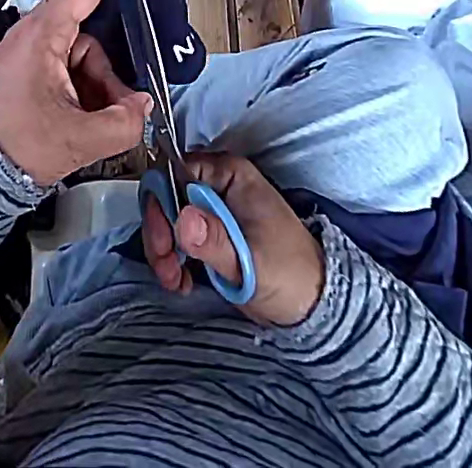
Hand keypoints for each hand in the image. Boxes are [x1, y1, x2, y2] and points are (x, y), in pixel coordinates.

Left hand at [0, 0, 153, 186]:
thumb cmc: (14, 146)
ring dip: (104, 78)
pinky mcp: (33, 69)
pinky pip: (74, 64)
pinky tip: (92, 114)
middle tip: (140, 54)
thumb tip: (142, 108)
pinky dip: (90, 85)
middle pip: (91, 21)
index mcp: (42, 36)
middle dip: (117, 41)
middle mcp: (35, 34)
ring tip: (106, 114)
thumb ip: (124, 123)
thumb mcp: (79, 139)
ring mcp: (33, 50)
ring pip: (87, 48)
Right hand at [142, 152, 325, 326]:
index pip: (177, 170)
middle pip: (168, 193)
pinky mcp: (212, 230)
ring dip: (164, 249)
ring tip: (175, 280)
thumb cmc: (288, 275)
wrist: (310, 302)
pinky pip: (179, 234)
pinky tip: (182, 282)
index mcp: (232, 175)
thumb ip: (214, 240)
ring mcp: (215, 207)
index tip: (163, 240)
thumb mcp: (248, 261)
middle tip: (166, 265)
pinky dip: (173, 258)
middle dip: (160, 231)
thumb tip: (182, 217)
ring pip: (169, 215)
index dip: (162, 201)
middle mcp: (220, 184)